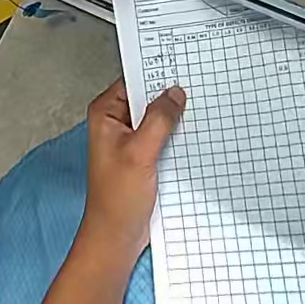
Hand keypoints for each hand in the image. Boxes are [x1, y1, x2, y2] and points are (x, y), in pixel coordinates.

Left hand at [80, 78, 185, 255]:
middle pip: (146, 98)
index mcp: (105, 112)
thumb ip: (158, 120)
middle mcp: (115, 121)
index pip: (133, 80)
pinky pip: (161, 136)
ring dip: (173, 118)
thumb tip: (175, 93)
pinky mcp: (142, 155)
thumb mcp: (140, 152)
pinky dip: (174, 135)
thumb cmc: (117, 198)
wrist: (118, 237)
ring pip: (156, 118)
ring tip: (198, 108)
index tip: (180, 66)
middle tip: (195, 87)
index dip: (155, 73)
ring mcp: (129, 139)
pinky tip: (193, 134)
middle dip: (168, 96)